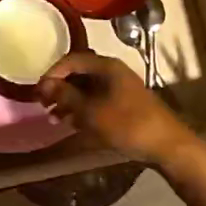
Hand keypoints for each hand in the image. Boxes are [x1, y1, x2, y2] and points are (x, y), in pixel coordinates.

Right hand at [35, 51, 201, 165]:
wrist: (166, 145)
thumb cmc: (128, 125)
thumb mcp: (92, 112)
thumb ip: (66, 96)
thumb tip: (45, 84)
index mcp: (107, 67)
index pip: (73, 59)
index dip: (53, 73)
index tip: (38, 91)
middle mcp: (114, 72)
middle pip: (80, 73)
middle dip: (60, 88)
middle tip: (43, 105)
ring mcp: (121, 88)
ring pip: (88, 89)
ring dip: (70, 101)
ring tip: (54, 118)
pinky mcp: (125, 104)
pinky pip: (98, 101)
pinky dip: (83, 109)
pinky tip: (72, 124)